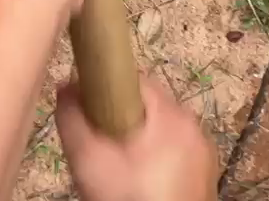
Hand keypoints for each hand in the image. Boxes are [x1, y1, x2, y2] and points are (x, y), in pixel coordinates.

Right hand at [56, 75, 215, 200]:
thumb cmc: (128, 199)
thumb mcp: (87, 158)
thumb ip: (71, 115)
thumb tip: (65, 86)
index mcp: (174, 116)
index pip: (130, 79)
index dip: (103, 89)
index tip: (88, 112)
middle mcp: (195, 129)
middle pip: (142, 103)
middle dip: (116, 116)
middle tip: (98, 143)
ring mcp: (203, 155)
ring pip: (154, 127)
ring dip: (132, 137)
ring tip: (114, 164)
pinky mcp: (203, 176)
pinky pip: (168, 149)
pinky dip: (149, 156)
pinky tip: (134, 179)